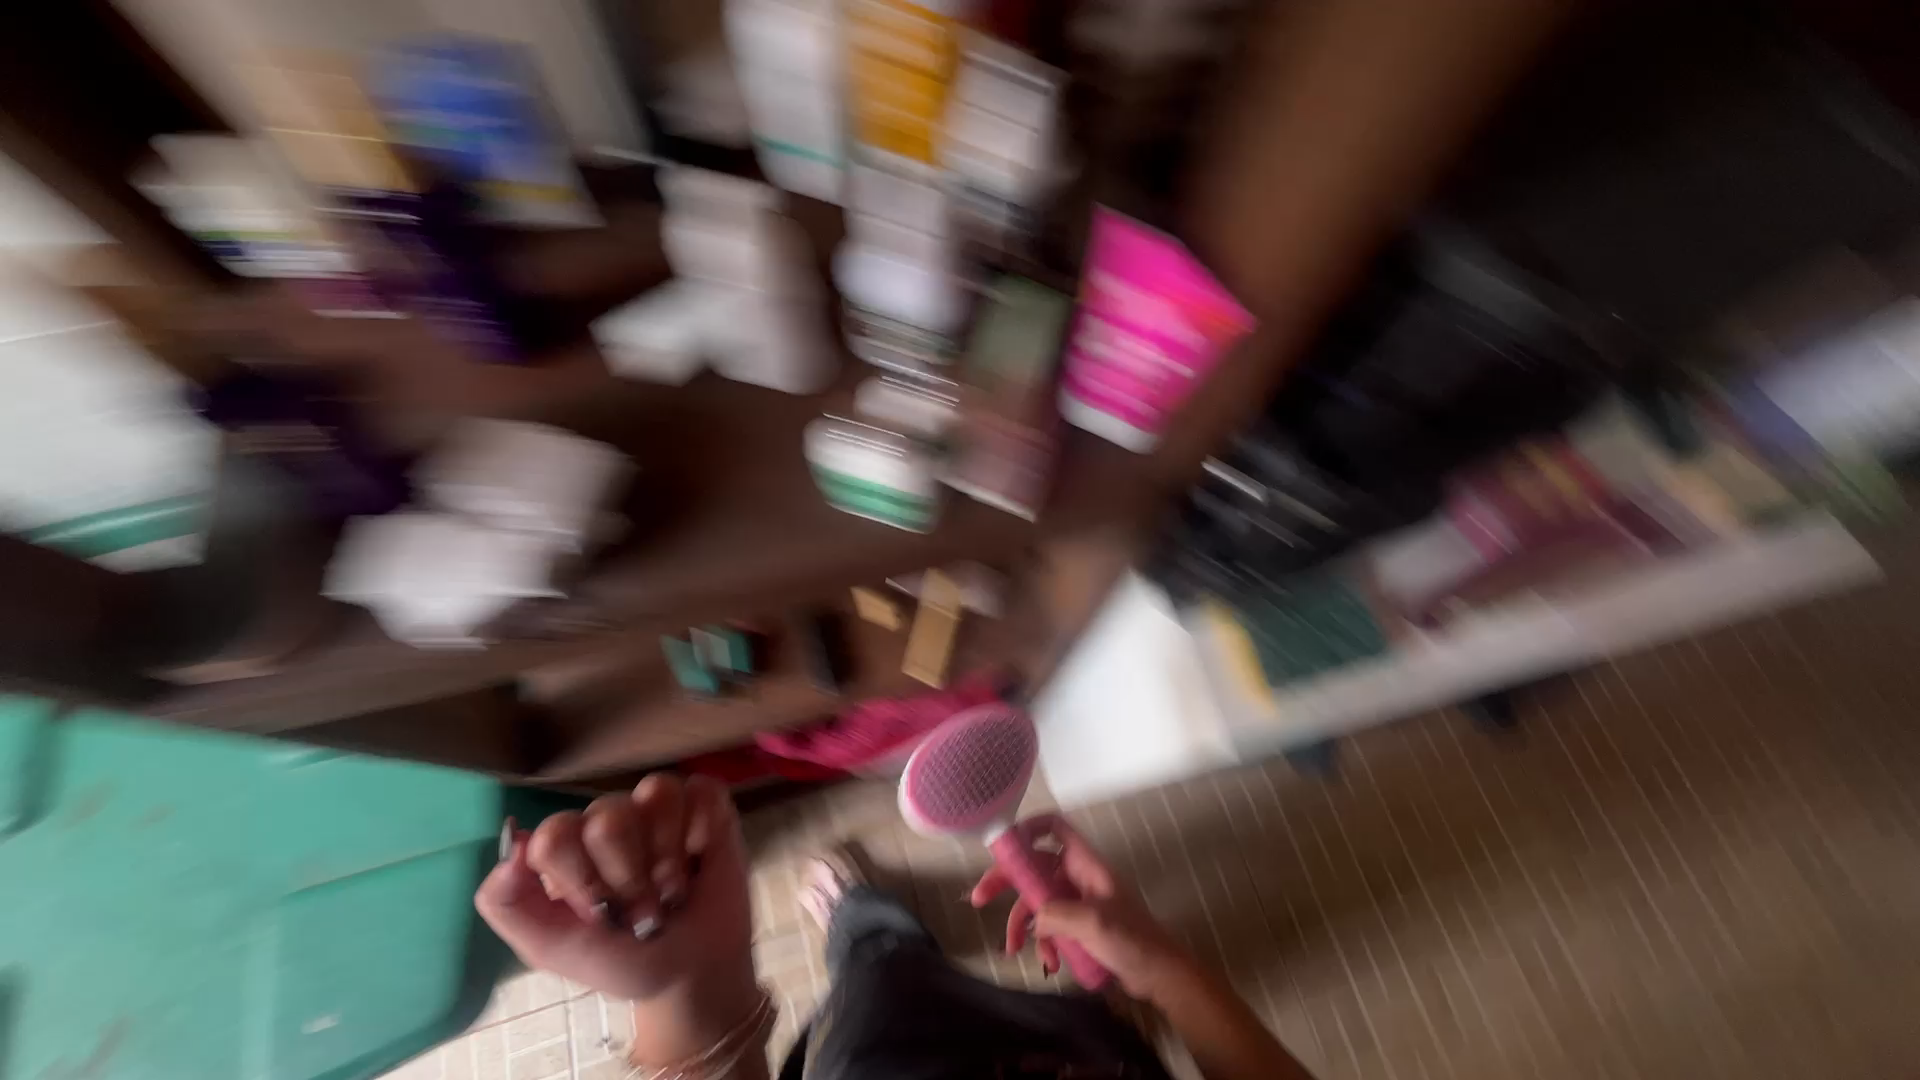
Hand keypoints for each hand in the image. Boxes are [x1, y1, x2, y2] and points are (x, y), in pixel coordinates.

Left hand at [475, 773, 753, 1002]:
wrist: (689, 973)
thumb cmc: (621, 959)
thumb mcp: (552, 947)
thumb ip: (510, 903)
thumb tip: (513, 841)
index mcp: (569, 846)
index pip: (556, 833)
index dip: (580, 877)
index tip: (598, 914)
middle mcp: (611, 817)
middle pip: (608, 816)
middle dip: (629, 876)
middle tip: (642, 910)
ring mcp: (658, 807)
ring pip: (657, 792)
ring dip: (668, 853)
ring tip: (673, 889)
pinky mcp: (706, 804)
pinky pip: (701, 791)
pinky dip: (702, 828)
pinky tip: (699, 856)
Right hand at [969, 813, 1194, 1000]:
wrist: (1159, 974)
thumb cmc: (1132, 939)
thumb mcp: (1093, 923)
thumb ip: (1056, 914)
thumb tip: (1033, 917)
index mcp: (1084, 863)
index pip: (1054, 827)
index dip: (1029, 828)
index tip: (1003, 845)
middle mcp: (1077, 876)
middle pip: (1033, 867)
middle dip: (1006, 883)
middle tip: (979, 898)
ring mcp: (1076, 901)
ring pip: (1037, 901)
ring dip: (1022, 924)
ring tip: (1012, 950)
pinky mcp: (1077, 925)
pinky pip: (1049, 925)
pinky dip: (1043, 942)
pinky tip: (1049, 962)